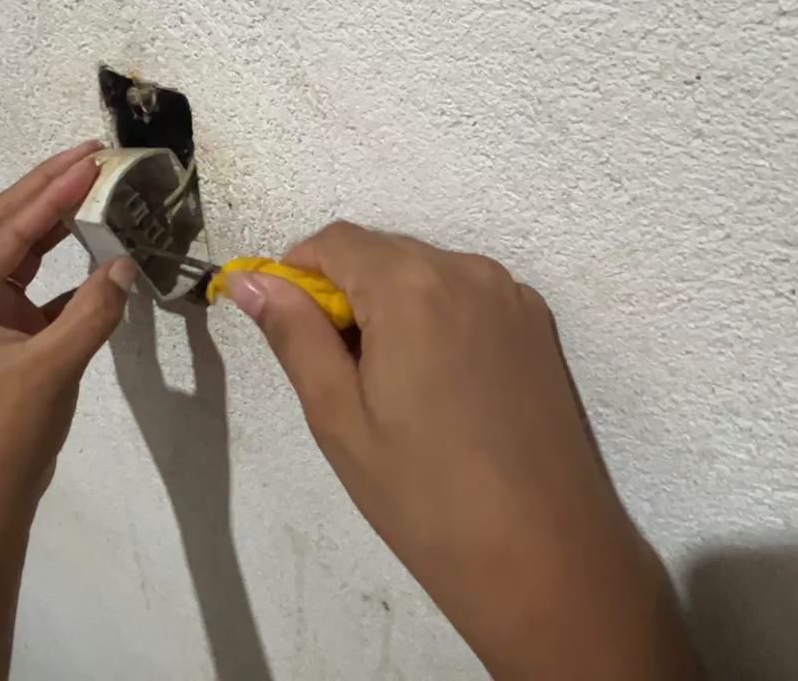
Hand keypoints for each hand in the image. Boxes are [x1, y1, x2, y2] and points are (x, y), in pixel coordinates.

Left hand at [0, 141, 136, 509]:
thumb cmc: (1, 435)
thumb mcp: (49, 370)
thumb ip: (91, 312)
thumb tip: (125, 263)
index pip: (11, 231)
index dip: (53, 192)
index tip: (91, 160)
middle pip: (6, 226)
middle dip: (46, 187)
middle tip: (89, 153)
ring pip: (20, 251)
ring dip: (55, 219)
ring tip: (92, 184)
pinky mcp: (3, 334)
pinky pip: (36, 285)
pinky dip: (65, 265)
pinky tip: (94, 251)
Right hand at [225, 223, 701, 680]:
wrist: (548, 559)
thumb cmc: (425, 496)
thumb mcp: (338, 416)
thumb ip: (293, 333)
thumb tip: (249, 280)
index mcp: (412, 286)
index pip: (336, 240)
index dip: (299, 270)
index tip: (292, 324)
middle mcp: (467, 269)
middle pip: (383, 251)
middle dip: (347, 290)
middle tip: (341, 369)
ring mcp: (511, 293)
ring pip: (425, 270)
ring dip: (393, 303)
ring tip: (394, 383)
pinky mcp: (538, 321)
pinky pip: (467, 293)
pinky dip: (438, 314)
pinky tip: (442, 383)